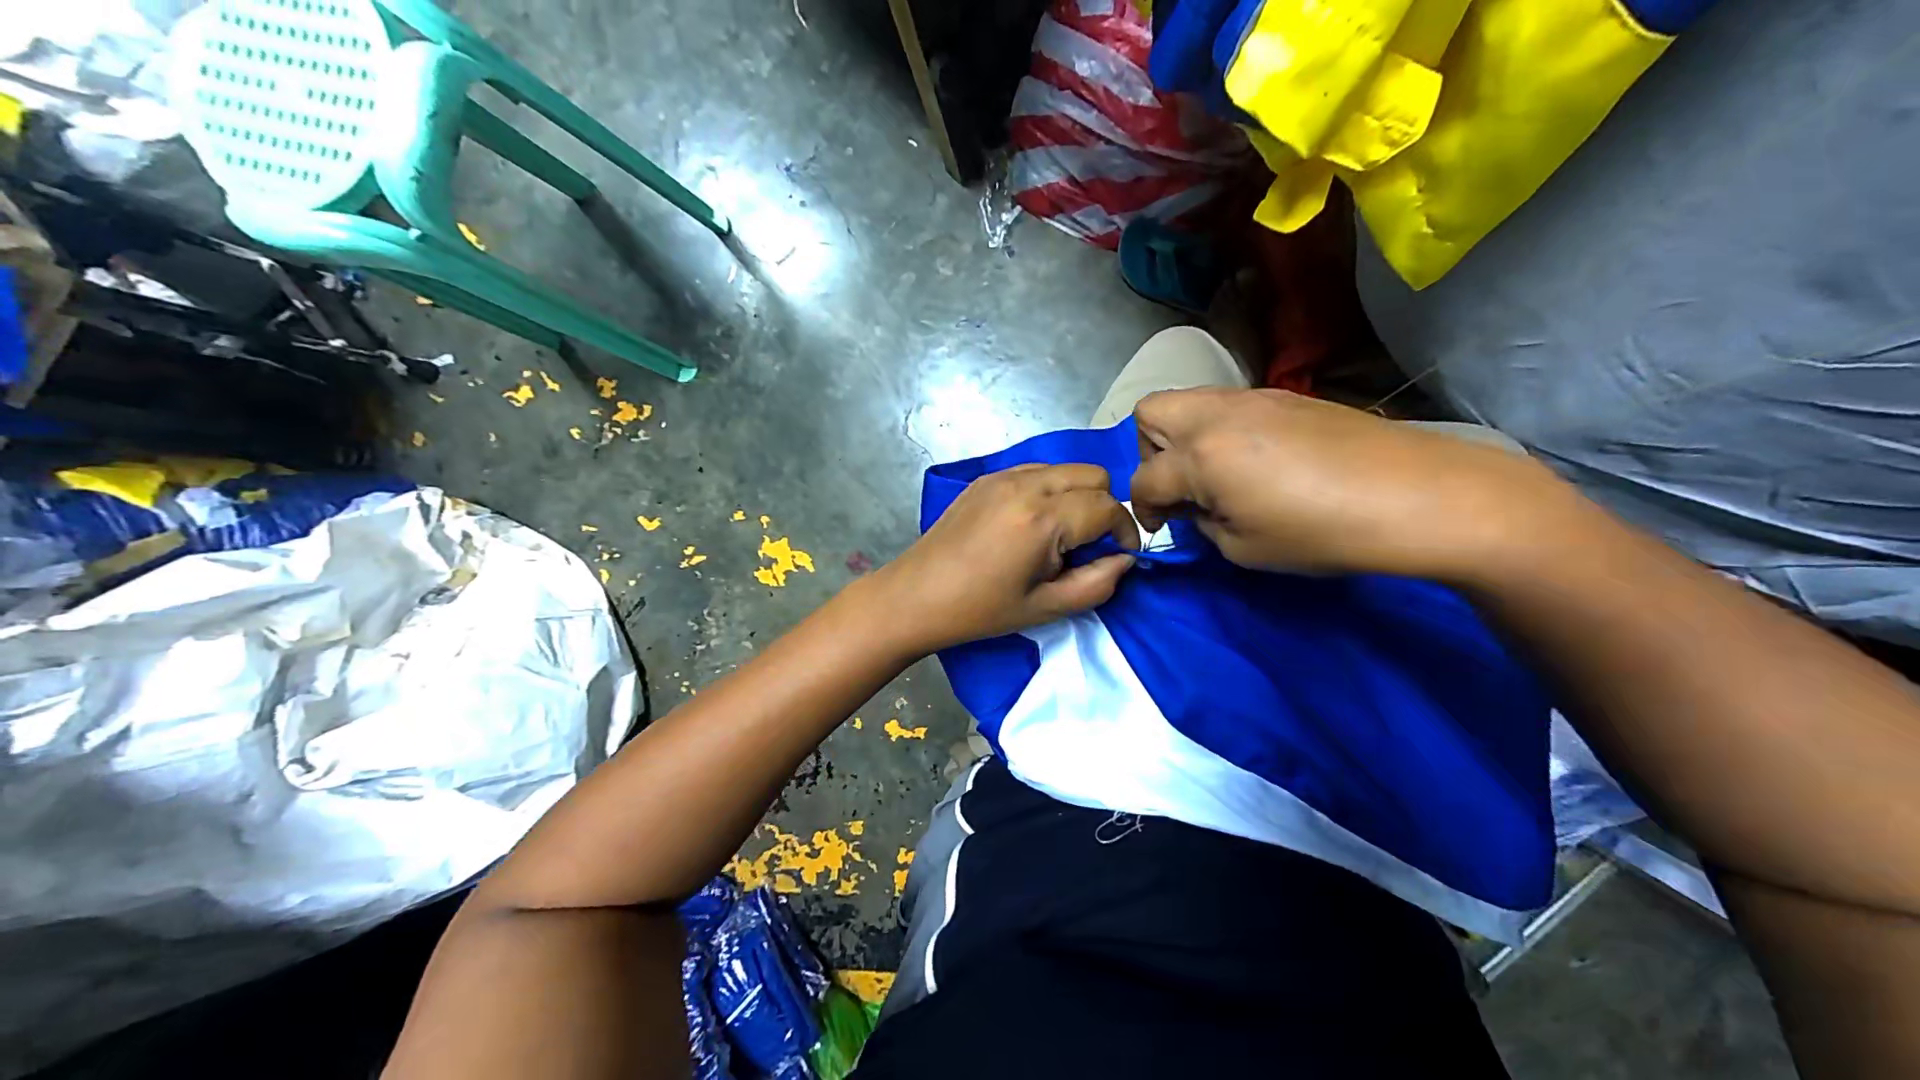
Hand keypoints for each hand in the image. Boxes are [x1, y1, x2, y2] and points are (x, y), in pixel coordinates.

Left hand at [865, 464, 1138, 653]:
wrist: (916, 596)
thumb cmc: (980, 610)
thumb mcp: (1046, 608)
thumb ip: (1097, 583)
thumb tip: (1124, 559)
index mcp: (1042, 519)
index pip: (1108, 506)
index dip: (1125, 531)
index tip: (1121, 556)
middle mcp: (1025, 485)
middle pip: (1093, 475)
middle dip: (1104, 506)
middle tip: (1090, 545)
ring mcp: (1002, 476)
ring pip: (1065, 468)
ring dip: (1077, 495)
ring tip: (1060, 535)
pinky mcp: (985, 478)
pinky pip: (1035, 470)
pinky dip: (1050, 489)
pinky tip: (1032, 523)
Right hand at [1129, 388, 1574, 580]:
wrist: (1416, 495)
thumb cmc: (1322, 533)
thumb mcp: (1243, 549)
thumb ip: (1203, 523)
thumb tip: (1196, 506)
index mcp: (1200, 456)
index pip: (1144, 479)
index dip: (1145, 509)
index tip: (1165, 526)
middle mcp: (1216, 415)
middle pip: (1149, 413)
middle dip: (1150, 450)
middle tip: (1183, 483)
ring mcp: (1252, 398)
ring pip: (1188, 400)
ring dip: (1185, 435)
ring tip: (1218, 472)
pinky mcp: (1285, 395)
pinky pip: (1229, 404)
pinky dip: (1223, 429)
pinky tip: (1259, 460)